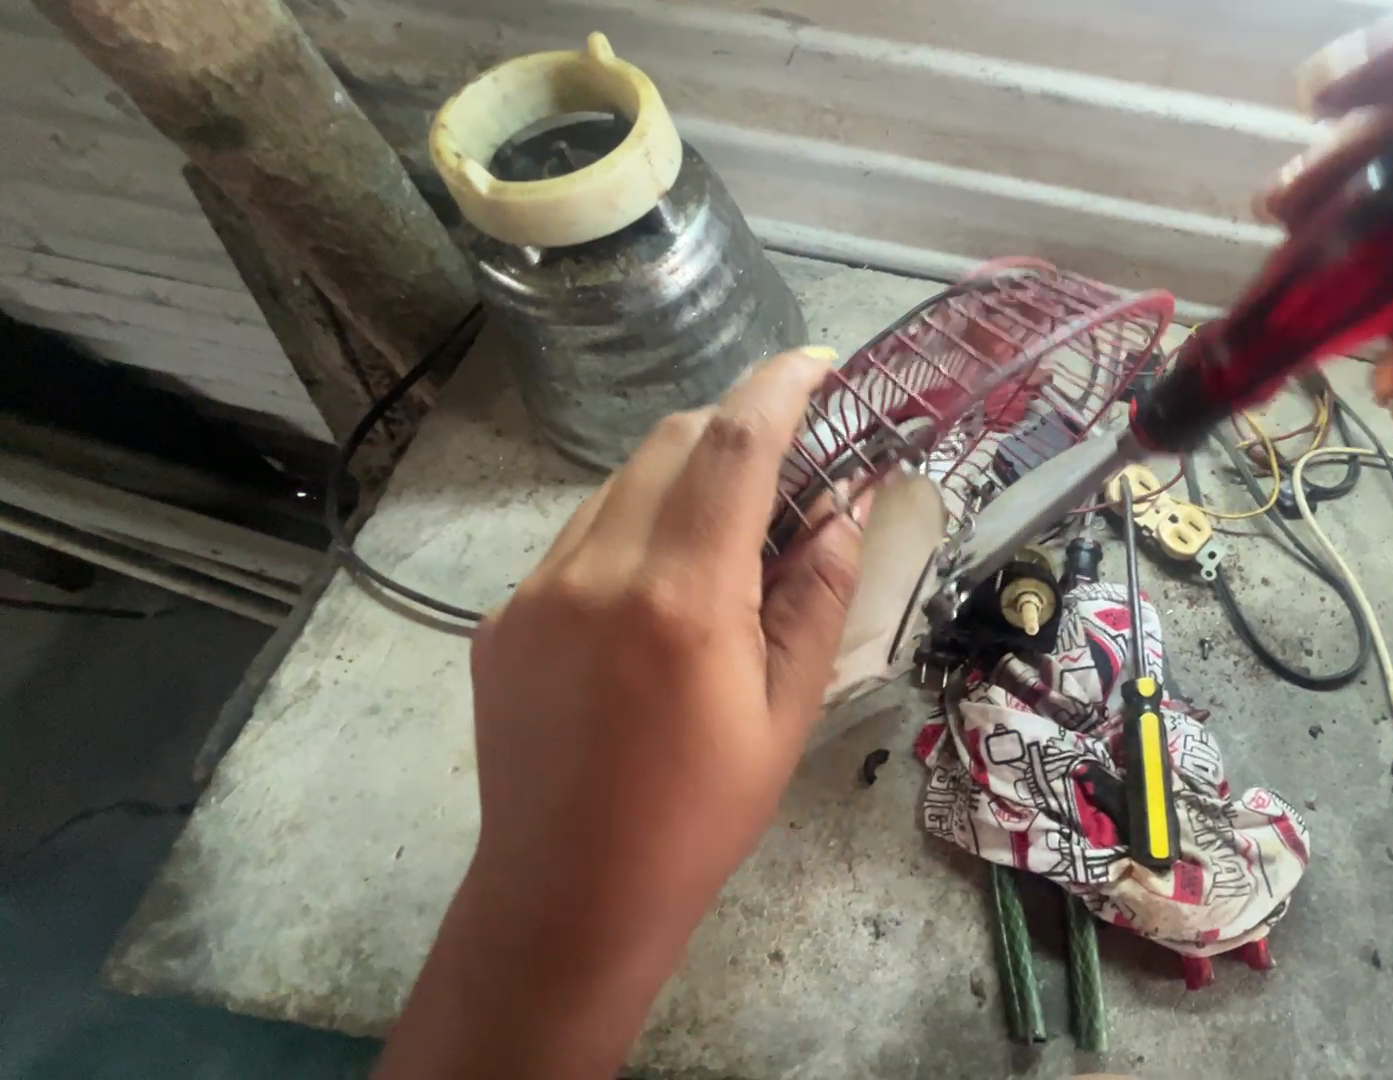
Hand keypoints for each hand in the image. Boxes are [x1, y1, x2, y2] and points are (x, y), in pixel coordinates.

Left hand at [378, 346, 867, 1079]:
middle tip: (790, 464)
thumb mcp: (788, 708)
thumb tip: (843, 507)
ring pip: (625, 480)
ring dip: (689, 476)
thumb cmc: (702, 812)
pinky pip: (585, 529)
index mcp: (681, 599)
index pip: (734, 447)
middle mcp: (596, 570)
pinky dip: (641, 521)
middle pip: (672, 441)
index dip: (780, 388)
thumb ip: (817, 594)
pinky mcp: (505, 613)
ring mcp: (536, 588)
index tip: (818, 365)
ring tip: (732, 532)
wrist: (567, 895)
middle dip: (737, 425)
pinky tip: (665, 583)